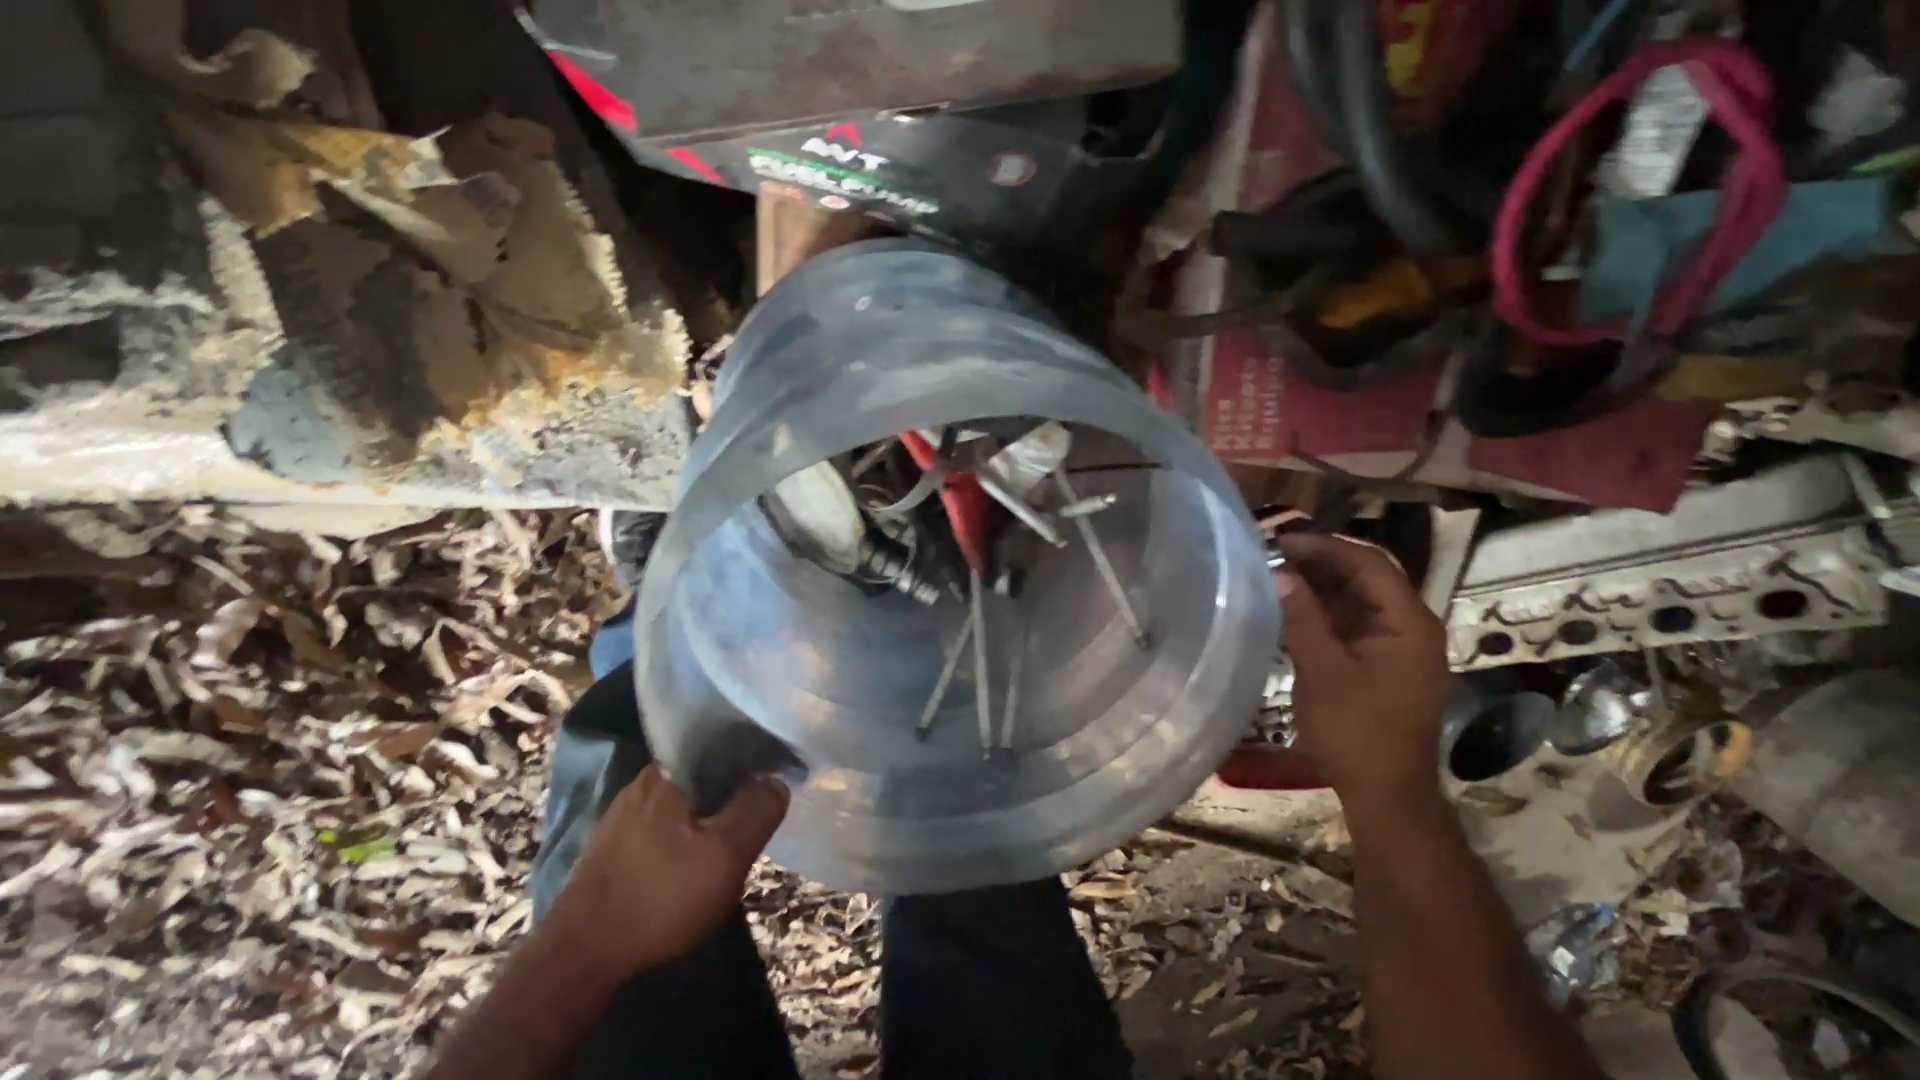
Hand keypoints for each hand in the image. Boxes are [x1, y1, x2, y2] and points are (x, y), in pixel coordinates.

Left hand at [546, 764, 788, 977]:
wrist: (580, 957)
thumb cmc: (659, 899)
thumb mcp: (725, 856)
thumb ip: (757, 811)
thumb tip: (776, 780)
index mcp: (667, 773)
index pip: (721, 745)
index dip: (754, 757)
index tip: (778, 776)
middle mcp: (641, 783)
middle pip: (702, 774)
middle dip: (732, 789)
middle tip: (760, 814)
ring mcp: (622, 815)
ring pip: (682, 802)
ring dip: (708, 815)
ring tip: (733, 839)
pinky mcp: (612, 846)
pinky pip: (663, 826)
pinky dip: (685, 835)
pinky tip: (694, 860)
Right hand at [1274, 534, 1450, 804]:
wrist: (1386, 795)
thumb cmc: (1358, 732)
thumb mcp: (1324, 673)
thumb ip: (1302, 619)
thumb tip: (1278, 573)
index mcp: (1409, 623)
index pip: (1370, 564)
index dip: (1326, 547)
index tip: (1282, 541)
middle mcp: (1410, 628)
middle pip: (1366, 579)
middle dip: (1320, 565)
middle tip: (1272, 557)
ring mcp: (1398, 649)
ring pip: (1357, 603)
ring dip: (1319, 589)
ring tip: (1274, 580)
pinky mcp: (1383, 668)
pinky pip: (1353, 627)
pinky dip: (1323, 616)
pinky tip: (1289, 615)